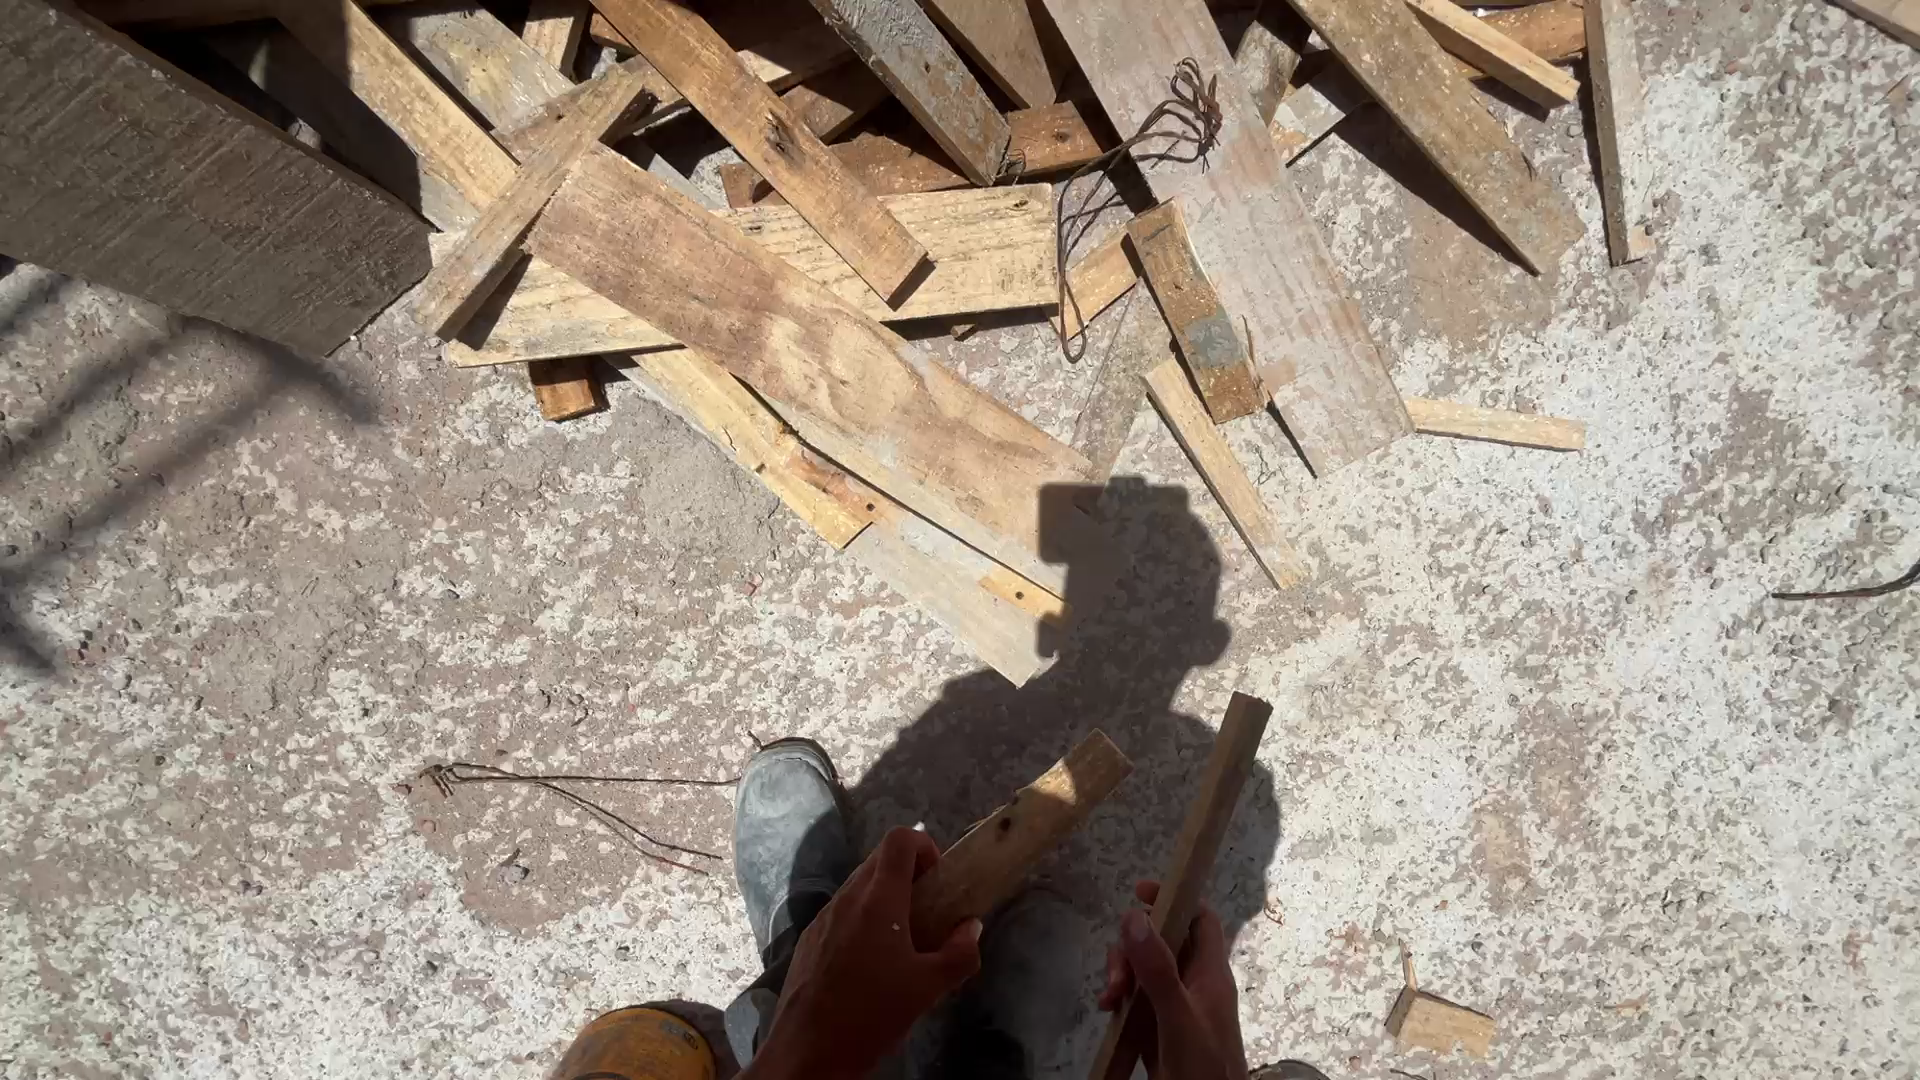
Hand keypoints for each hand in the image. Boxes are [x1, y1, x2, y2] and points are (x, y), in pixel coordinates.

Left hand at [747, 827, 982, 1079]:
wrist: (805, 1055)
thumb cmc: (870, 1016)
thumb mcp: (926, 989)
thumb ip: (959, 955)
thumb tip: (971, 928)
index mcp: (879, 899)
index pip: (899, 839)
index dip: (923, 846)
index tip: (937, 879)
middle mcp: (849, 896)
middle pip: (880, 858)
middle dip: (908, 872)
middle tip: (926, 908)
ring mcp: (824, 915)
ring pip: (860, 883)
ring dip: (885, 895)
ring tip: (900, 938)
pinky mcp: (809, 937)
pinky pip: (842, 909)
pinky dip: (862, 917)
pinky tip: (868, 961)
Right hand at [1098, 880, 1245, 1079]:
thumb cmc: (1203, 1071)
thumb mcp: (1179, 1018)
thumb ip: (1158, 969)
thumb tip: (1134, 914)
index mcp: (1210, 973)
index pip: (1199, 918)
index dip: (1174, 897)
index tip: (1140, 893)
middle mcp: (1194, 982)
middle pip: (1160, 938)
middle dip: (1132, 946)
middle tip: (1117, 974)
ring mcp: (1176, 1004)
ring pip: (1143, 965)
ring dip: (1121, 972)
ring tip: (1110, 999)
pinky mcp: (1158, 1026)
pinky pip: (1135, 994)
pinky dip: (1118, 996)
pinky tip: (1106, 1009)